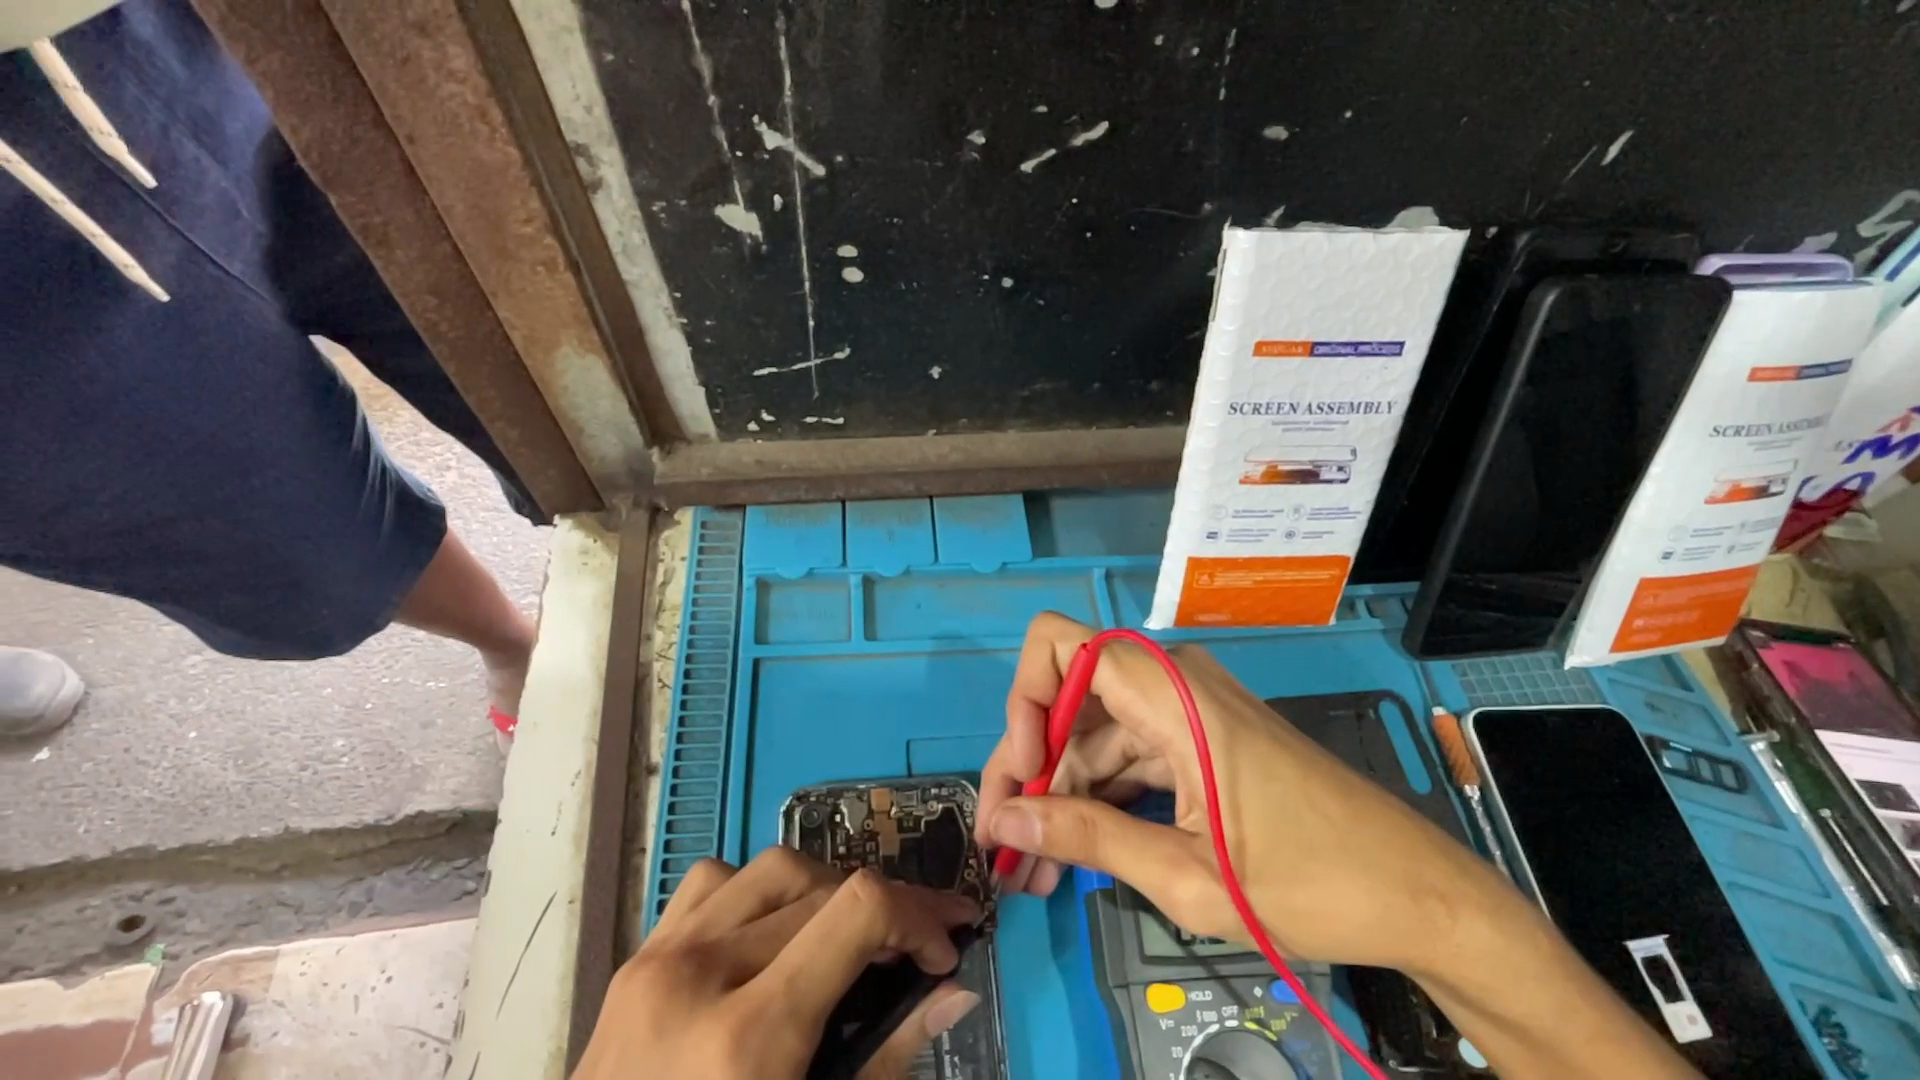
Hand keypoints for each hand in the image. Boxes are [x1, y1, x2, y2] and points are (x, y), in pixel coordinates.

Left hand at [574, 847, 981, 1079]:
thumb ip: (886, 1057)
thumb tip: (953, 991)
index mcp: (748, 1037)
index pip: (857, 911)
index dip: (918, 915)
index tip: (943, 949)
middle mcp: (699, 977)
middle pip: (821, 887)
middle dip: (886, 907)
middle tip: (916, 943)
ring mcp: (657, 961)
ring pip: (769, 870)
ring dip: (825, 890)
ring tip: (848, 934)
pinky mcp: (634, 961)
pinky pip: (711, 885)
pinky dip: (759, 891)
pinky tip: (773, 931)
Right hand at [976, 612, 1511, 973]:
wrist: (1417, 895)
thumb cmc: (1310, 884)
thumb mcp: (1186, 875)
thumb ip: (1087, 839)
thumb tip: (1002, 825)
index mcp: (1173, 695)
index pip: (1061, 647)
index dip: (1024, 702)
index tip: (1024, 779)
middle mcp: (1175, 685)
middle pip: (1070, 704)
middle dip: (1031, 773)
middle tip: (1005, 851)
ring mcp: (1190, 714)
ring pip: (1095, 738)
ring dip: (1061, 799)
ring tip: (1032, 876)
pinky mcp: (1202, 743)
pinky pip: (1130, 757)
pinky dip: (1100, 802)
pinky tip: (1074, 859)